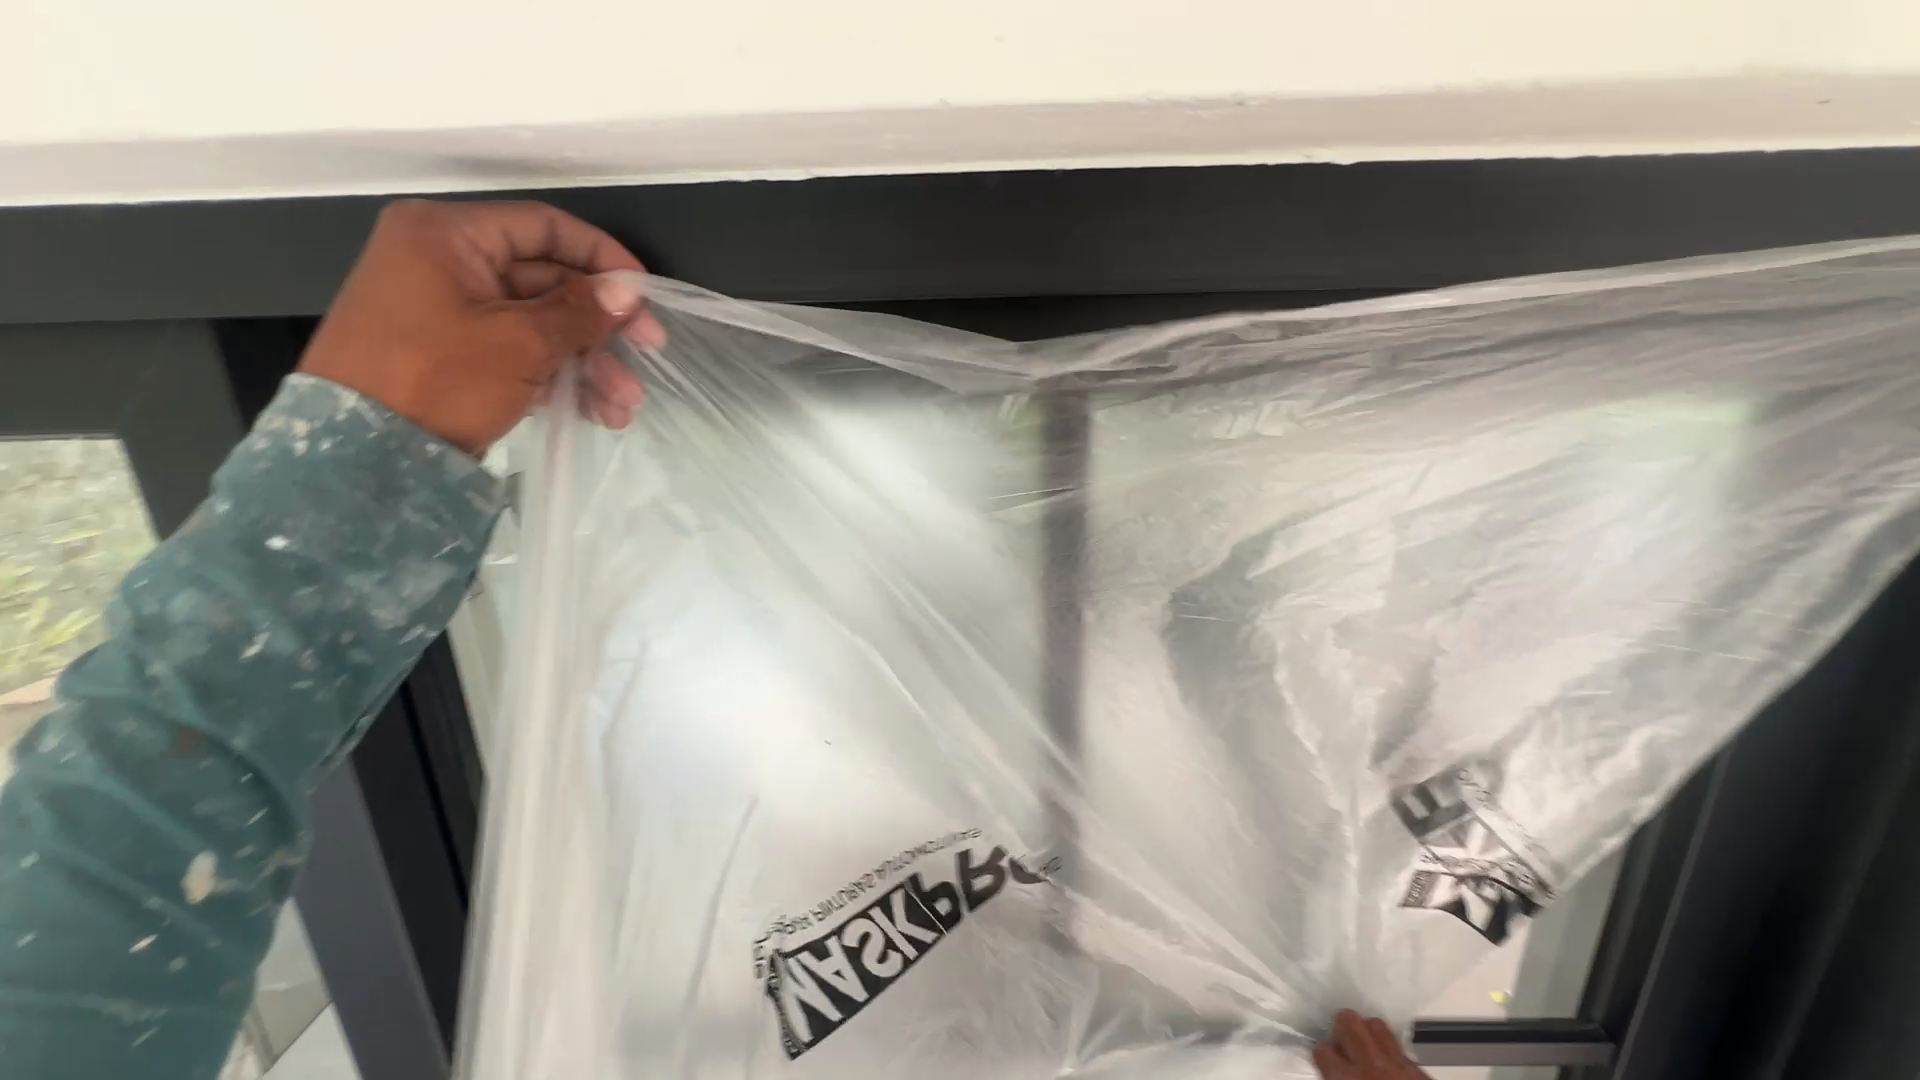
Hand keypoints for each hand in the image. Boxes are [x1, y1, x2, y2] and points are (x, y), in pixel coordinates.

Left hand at [298, 199, 665, 455]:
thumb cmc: (438, 379)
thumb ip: (581, 311)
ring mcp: (449, 310)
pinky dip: (560, 377)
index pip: (544, 227)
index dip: (602, 257)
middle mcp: (446, 262)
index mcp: (448, 235)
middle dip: (603, 327)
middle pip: (549, 282)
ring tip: (625, 406)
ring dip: (590, 363)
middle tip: (651, 353)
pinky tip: (599, 412)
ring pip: (541, 324)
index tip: (646, 293)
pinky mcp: (455, 353)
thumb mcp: (520, 342)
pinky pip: (520, 352)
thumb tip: (630, 290)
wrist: (365, 458)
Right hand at [1313, 1011, 1430, 1079]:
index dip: (1321, 1052)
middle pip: (1349, 1021)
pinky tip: (1390, 1065)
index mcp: (1348, 1079)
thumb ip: (1334, 1076)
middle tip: (1342, 1043)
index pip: (1322, 1049)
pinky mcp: (1422, 1073)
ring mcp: (1401, 1067)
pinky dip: (1392, 1052)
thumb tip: (1329, 1064)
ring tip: (1366, 1047)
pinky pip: (1402, 1050)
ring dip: (1369, 1033)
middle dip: (1342, 1027)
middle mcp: (1373, 1066)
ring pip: (1378, 1026)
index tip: (1324, 1057)